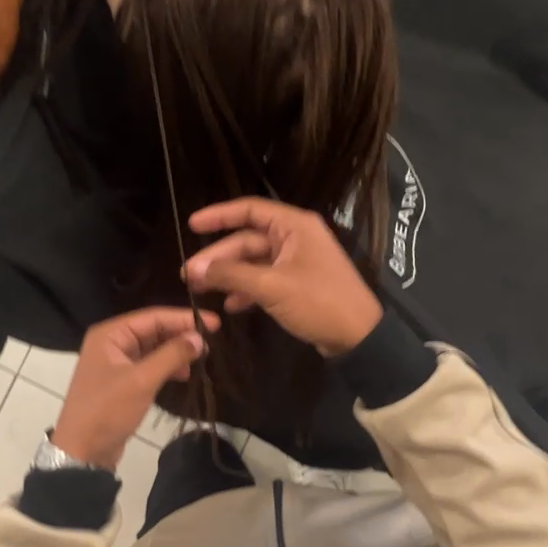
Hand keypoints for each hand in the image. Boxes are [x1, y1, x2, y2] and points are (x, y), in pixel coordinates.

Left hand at [53, 307, 219, 469]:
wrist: (83, 451)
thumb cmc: (108, 410)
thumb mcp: (142, 381)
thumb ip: (171, 355)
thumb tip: (199, 338)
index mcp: (110, 334)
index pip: (152, 317)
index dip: (184, 319)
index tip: (215, 323)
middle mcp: (111, 343)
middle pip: (152, 331)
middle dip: (180, 335)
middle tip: (210, 343)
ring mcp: (115, 363)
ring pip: (152, 349)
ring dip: (175, 353)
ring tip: (199, 361)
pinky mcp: (122, 382)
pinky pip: (148, 366)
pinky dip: (166, 368)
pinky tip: (182, 376)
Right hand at [184, 197, 381, 356]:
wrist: (358, 336)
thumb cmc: (318, 302)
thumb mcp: (271, 287)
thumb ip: (231, 275)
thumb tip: (196, 269)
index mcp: (294, 226)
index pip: (250, 209)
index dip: (218, 216)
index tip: (191, 225)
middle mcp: (295, 238)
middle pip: (247, 240)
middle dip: (218, 257)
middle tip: (189, 275)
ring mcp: (297, 262)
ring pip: (253, 262)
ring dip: (228, 275)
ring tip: (201, 291)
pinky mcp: (298, 284)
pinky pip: (265, 280)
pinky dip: (246, 290)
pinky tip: (230, 306)